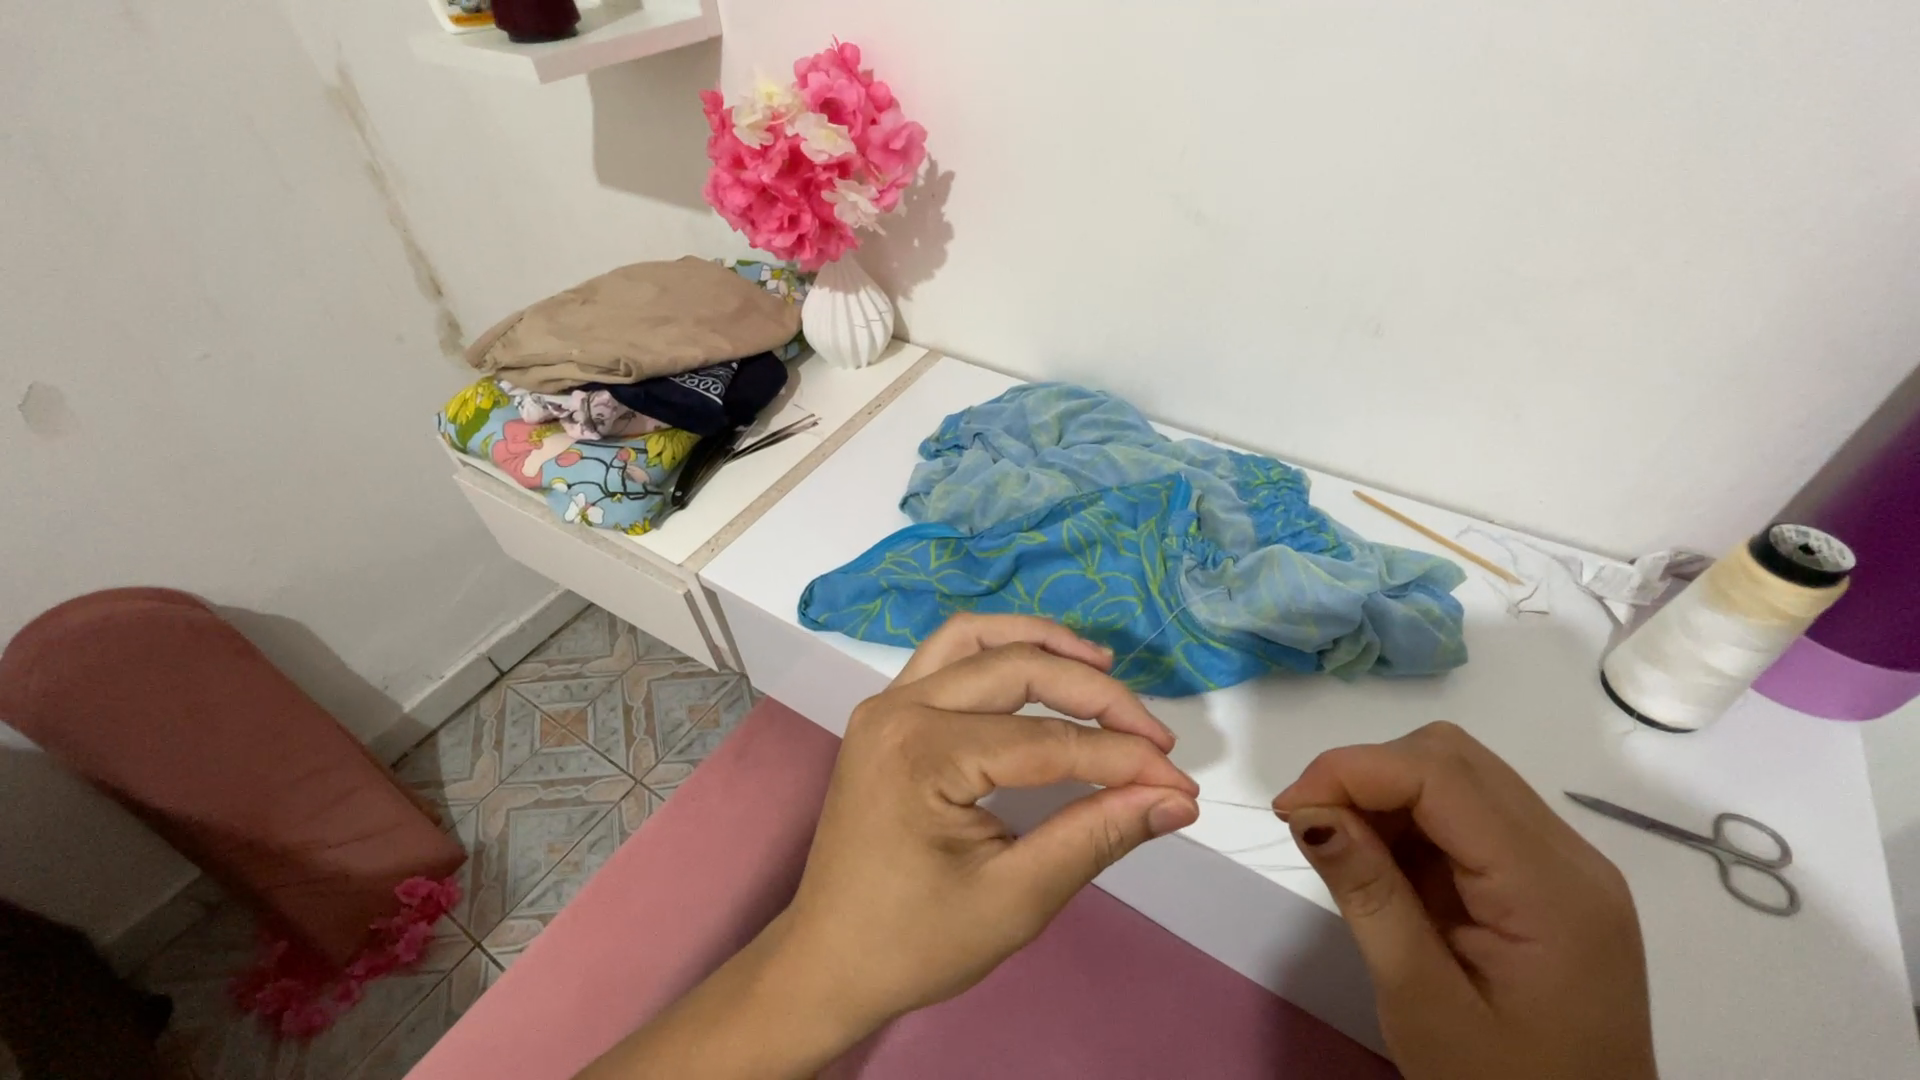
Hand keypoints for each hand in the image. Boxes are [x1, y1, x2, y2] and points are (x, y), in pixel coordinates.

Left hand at [579, 615, 1198, 1079]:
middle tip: (1155, 737)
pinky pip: (949, 657)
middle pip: (1017, 669)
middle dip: (1096, 695)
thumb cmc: (915, 941)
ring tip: (1102, 669)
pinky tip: (1039, 670)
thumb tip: (1174, 800)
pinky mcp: (887, 712)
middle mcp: (899, 707)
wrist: (826, 961)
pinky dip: (1001, 652)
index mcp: (923, 753)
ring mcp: (886, 703)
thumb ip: (1096, 836)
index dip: (1124, 760)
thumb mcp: (1015, 899)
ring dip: (1043, 644)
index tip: (1180, 785)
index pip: (1049, 742)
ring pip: (977, 639)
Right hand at [1274, 722, 1656, 1079]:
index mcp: (1551, 890)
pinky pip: (1462, 809)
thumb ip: (1369, 894)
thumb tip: (1306, 810)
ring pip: (1453, 771)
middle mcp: (1568, 856)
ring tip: (1344, 849)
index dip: (1353, 770)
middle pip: (1451, 758)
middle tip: (1313, 825)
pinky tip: (1382, 863)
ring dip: (1382, 792)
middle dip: (1367, 774)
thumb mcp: (1421, 1001)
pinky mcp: (1541, 875)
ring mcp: (1560, 863)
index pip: (1442, 775)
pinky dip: (1405, 817)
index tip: (1288, 809)